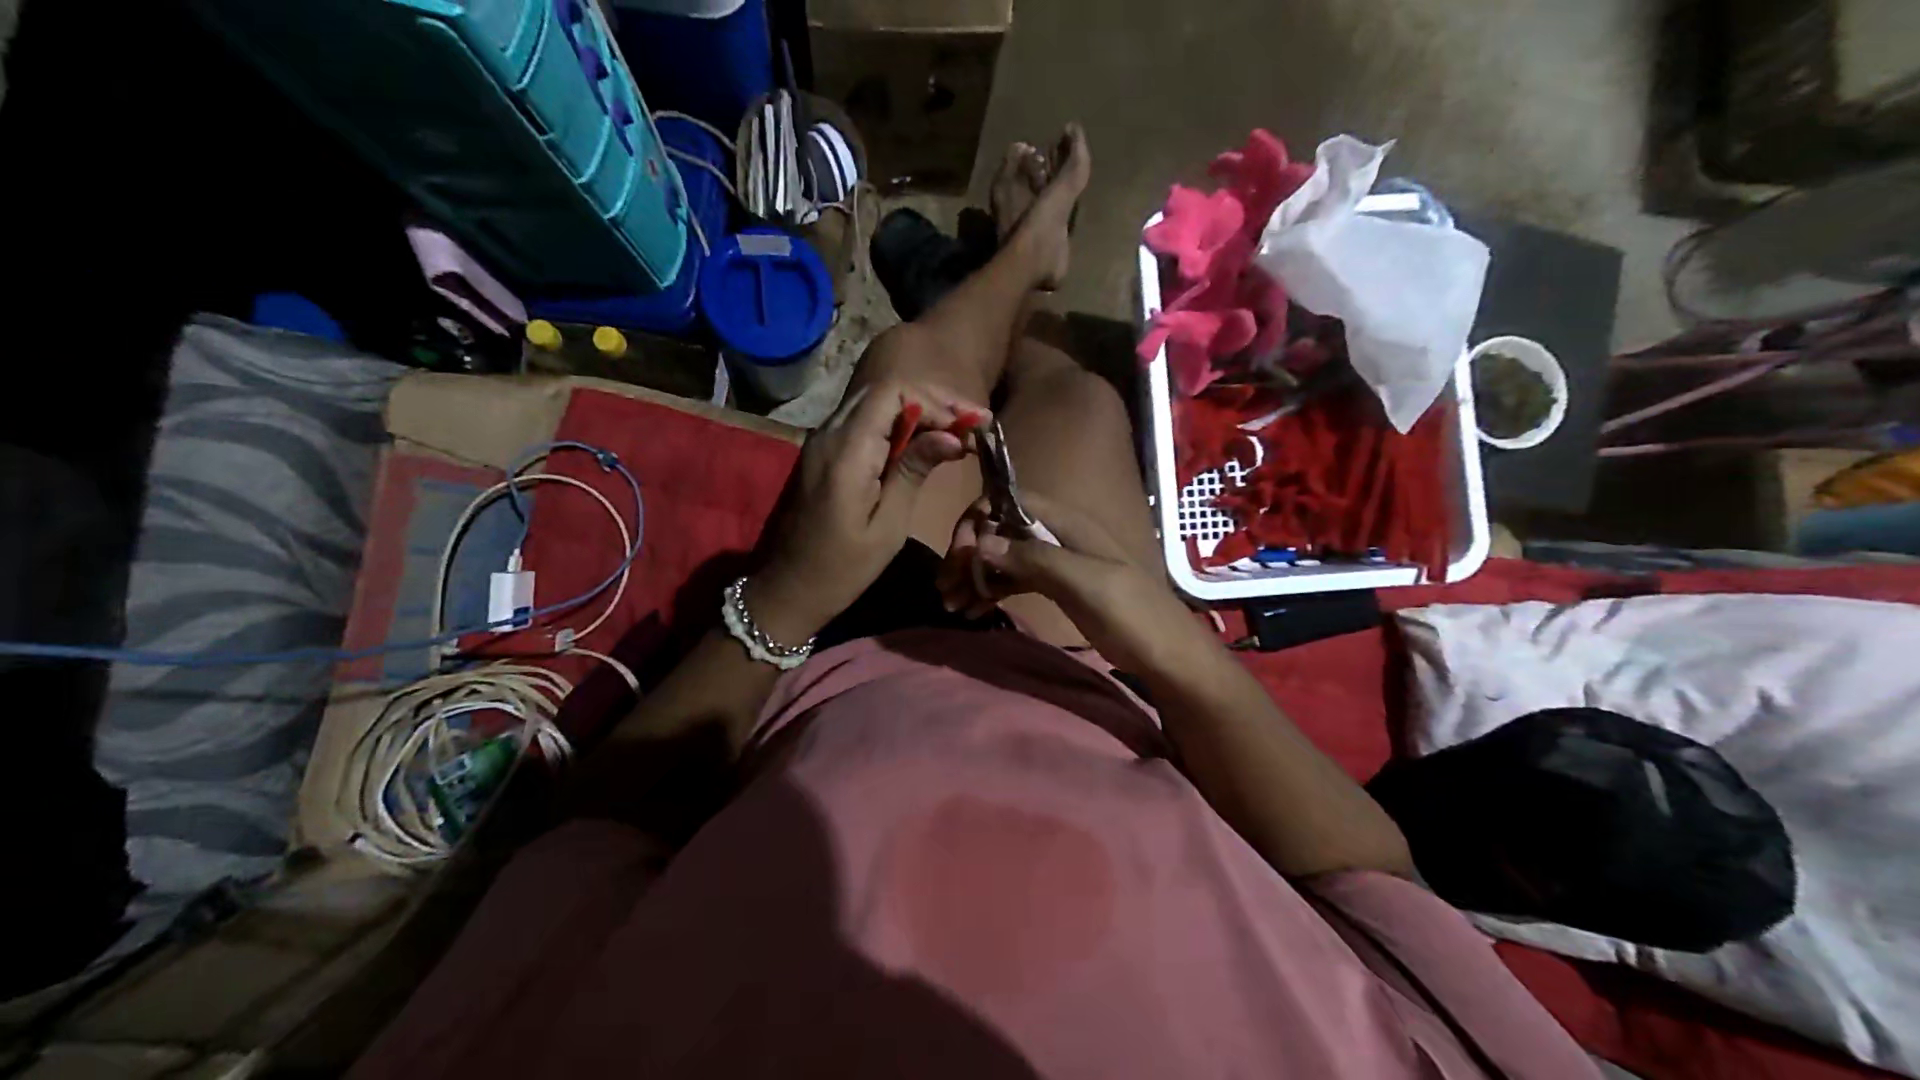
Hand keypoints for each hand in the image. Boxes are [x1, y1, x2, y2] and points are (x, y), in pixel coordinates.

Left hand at [750, 381, 985, 642]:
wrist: (788, 589)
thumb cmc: (842, 568)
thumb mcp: (888, 525)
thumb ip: (914, 471)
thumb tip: (953, 436)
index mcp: (846, 451)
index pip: (892, 393)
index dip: (935, 401)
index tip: (968, 426)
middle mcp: (829, 434)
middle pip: (883, 393)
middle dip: (930, 403)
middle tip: (968, 427)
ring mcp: (820, 442)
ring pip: (872, 405)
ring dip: (914, 414)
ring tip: (952, 436)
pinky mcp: (821, 454)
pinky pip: (861, 425)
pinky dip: (894, 427)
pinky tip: (919, 447)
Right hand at [936, 491, 1207, 671]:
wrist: (1167, 654)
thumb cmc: (1132, 613)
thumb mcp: (1084, 583)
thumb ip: (1033, 559)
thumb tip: (979, 542)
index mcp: (1066, 523)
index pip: (1008, 501)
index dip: (978, 520)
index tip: (960, 555)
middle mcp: (1057, 535)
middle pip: (1000, 529)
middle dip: (969, 553)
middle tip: (945, 587)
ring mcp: (1057, 562)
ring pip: (1003, 557)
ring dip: (975, 575)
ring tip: (951, 604)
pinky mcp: (1057, 587)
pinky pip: (1015, 580)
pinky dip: (991, 591)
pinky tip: (972, 609)